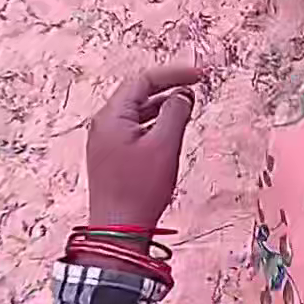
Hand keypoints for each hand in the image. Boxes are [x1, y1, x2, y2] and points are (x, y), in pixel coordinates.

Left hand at [85, 64, 204, 230]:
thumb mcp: (164, 145)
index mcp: (112, 116)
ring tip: (188, 108)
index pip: (143, 80)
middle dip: (168, 88)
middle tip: (195, 87)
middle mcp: (103, 124)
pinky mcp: (111, 156)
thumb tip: (183, 94)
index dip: (174, 74)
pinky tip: (171, 132)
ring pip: (137, 112)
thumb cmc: (140, 190)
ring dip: (162, 107)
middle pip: (138, 94)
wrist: (119, 229)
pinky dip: (154, 124)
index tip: (200, 75)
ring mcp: (105, 141)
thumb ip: (176, 113)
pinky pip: (134, 129)